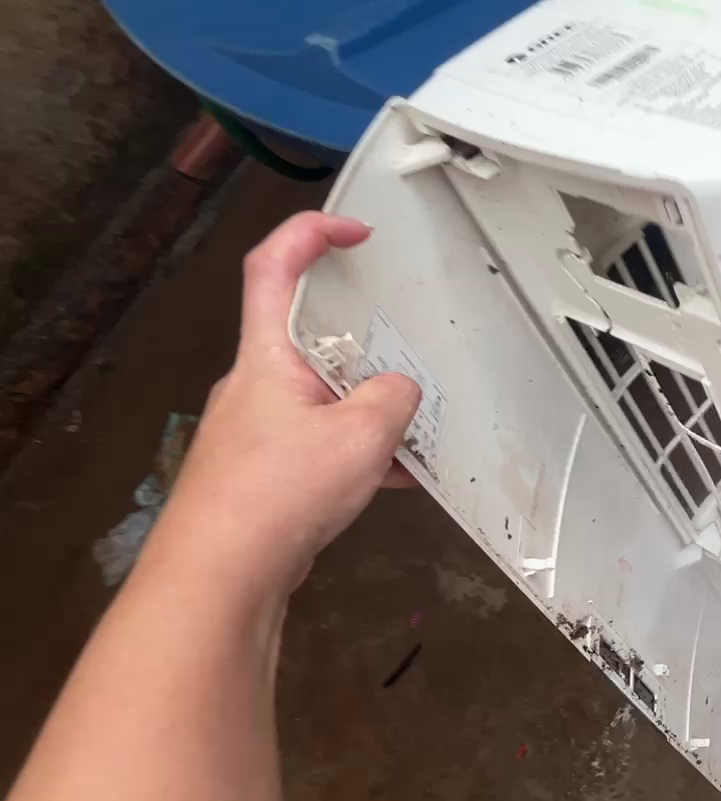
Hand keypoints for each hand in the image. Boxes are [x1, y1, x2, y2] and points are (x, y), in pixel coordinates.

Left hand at [138, 212, 419, 600]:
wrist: (224, 569)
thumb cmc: (286, 486)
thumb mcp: (364, 433)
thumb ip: (393, 396)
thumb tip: (399, 388)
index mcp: (269, 358)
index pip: (273, 270)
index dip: (311, 235)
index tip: (358, 231)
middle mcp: (259, 382)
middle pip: (313, 337)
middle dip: (369, 346)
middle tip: (413, 358)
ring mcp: (261, 425)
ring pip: (329, 394)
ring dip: (375, 408)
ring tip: (416, 436)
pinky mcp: (270, 464)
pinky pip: (328, 437)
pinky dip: (366, 448)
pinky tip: (398, 477)